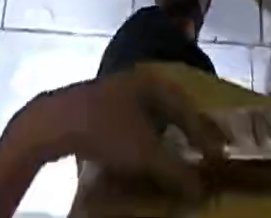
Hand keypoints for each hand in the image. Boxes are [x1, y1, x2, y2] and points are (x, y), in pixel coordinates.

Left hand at [7, 70, 224, 198]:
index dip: (202, 132)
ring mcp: (115, 91)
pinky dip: (141, 138)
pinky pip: (129, 122)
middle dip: (183, 132)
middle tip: (197, 154)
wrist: (55, 123)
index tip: (215, 154)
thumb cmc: (106, 129)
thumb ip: (175, 170)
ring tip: (172, 158)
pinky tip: (139, 155)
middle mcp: (137, 80)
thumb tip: (201, 189)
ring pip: (147, 114)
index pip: (186, 106)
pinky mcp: (97, 106)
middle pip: (168, 107)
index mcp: (152, 81)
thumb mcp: (145, 153)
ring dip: (161, 136)